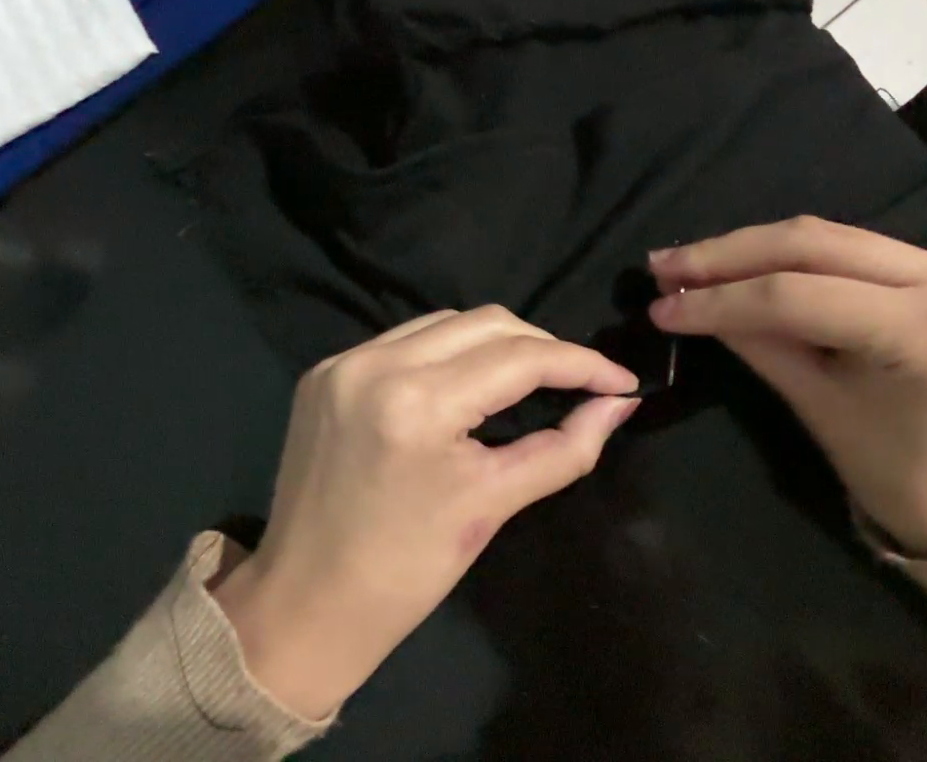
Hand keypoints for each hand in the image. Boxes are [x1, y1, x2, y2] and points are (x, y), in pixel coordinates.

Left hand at [211, 307, 640, 718]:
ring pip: (445, 322)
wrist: (305, 605)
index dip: (580, 363)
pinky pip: (405, 340)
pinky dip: (448, 351)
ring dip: (496, 342)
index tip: (621, 379)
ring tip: (530, 379)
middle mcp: (375, 363)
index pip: (519, 357)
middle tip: (579, 381)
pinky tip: (467, 382)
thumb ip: (566, 448)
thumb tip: (618, 405)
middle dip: (542, 346)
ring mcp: (342, 363)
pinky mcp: (324, 372)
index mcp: (418, 403)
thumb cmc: (407, 572)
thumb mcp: (493, 505)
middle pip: (486, 321)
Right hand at [647, 217, 926, 556]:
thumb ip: (758, 344)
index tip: (660, 307)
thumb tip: (686, 302)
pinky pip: (851, 250)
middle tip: (662, 266)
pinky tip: (743, 264)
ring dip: (752, 249)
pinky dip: (790, 258)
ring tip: (689, 263)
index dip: (719, 299)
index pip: (798, 295)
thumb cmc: (905, 479)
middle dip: (728, 255)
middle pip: (814, 245)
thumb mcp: (821, 410)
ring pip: (828, 238)